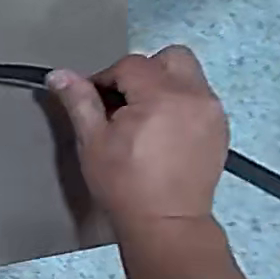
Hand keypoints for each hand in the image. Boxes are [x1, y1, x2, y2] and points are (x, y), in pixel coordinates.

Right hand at [48, 46, 228, 238]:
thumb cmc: (122, 182)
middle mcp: (196, 96)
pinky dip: (176, 102)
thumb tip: (59, 74)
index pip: (131, 65)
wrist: (165, 220)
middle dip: (141, 72)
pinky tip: (157, 131)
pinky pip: (197, 97)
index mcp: (162, 97)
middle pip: (170, 57)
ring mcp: (213, 111)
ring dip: (160, 86)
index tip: (91, 102)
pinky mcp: (220, 127)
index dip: (104, 78)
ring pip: (187, 75)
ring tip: (138, 119)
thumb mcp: (91, 140)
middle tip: (120, 101)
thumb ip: (79, 101)